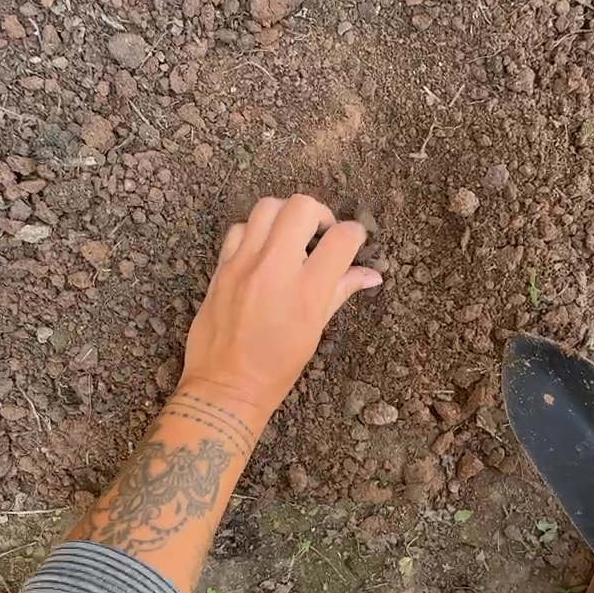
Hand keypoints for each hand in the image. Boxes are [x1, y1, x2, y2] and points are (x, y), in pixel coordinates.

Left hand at [178, 194, 381, 421]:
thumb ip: (341, 292)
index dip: (355, 234)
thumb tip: (372, 275)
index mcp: (307, 290)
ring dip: (285, 215)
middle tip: (320, 234)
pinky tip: (260, 251)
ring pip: (267, 207)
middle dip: (319, 213)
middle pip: (302, 207)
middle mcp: (276, 269)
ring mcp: (244, 264)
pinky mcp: (222, 267)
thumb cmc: (275, 367)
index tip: (353, 241)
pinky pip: (239, 229)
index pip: (342, 238)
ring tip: (290, 237)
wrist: (226, 385)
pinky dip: (254, 231)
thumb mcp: (315, 330)